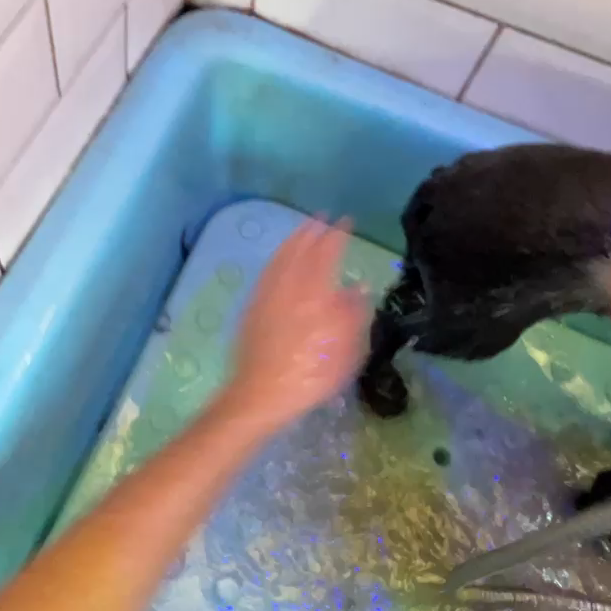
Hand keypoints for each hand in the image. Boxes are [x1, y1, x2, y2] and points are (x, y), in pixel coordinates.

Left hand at [219, 218, 369, 432]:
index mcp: (315, 293)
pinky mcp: (251, 306)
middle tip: (322, 218)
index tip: (347, 221)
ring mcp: (267, 294)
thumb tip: (359, 286)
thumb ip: (354, 313)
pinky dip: (276, 258)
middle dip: (312, 231)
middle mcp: (289, 286)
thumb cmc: (310, 375)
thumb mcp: (346, 350)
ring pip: (280, 258)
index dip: (337, 234)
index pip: (327, 253)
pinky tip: (279, 259)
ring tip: (303, 230)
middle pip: (300, 250)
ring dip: (293, 241)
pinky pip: (266, 272)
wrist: (261, 393)